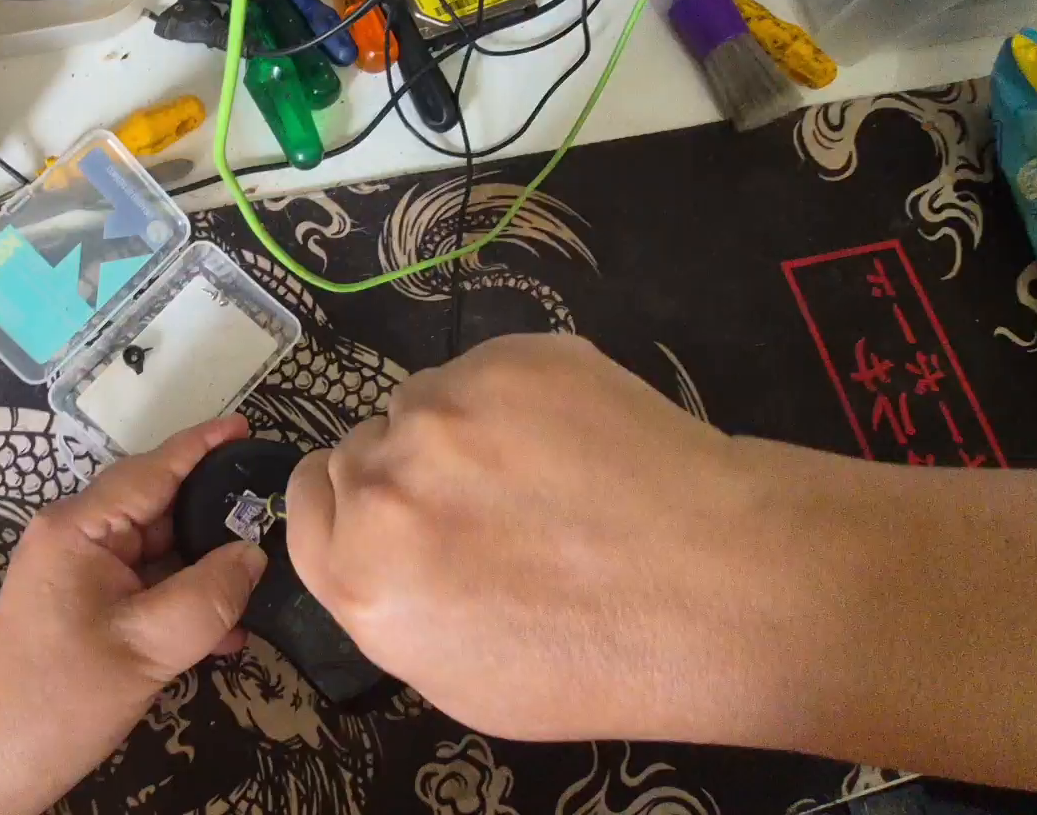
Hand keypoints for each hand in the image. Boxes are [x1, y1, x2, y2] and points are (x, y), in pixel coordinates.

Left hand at [0, 415, 268, 810]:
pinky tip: (226, 626)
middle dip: (212, 511)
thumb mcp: (146, 648)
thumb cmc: (62, 700)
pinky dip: (183, 595)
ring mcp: (81, 566)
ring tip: (258, 573)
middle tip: (268, 508)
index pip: (151, 470)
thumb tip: (253, 553)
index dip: (202, 444)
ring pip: (158, 546)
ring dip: (203, 566)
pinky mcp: (88, 597)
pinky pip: (147, 580)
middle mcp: (76, 534)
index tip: (246, 425)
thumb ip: (208, 596)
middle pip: (158, 505)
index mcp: (79, 527)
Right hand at [285, 334, 843, 745]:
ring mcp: (442, 407)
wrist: (732, 588)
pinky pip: (478, 371)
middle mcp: (379, 480)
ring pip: (417, 403)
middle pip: (356, 448)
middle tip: (479, 505)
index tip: (394, 516)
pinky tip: (571, 437)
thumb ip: (377, 600)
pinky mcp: (504, 357)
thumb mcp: (456, 678)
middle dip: (400, 473)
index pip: (304, 498)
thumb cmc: (595, 659)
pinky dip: (509, 398)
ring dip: (453, 431)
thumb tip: (364, 537)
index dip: (348, 507)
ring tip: (537, 472)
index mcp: (359, 572)